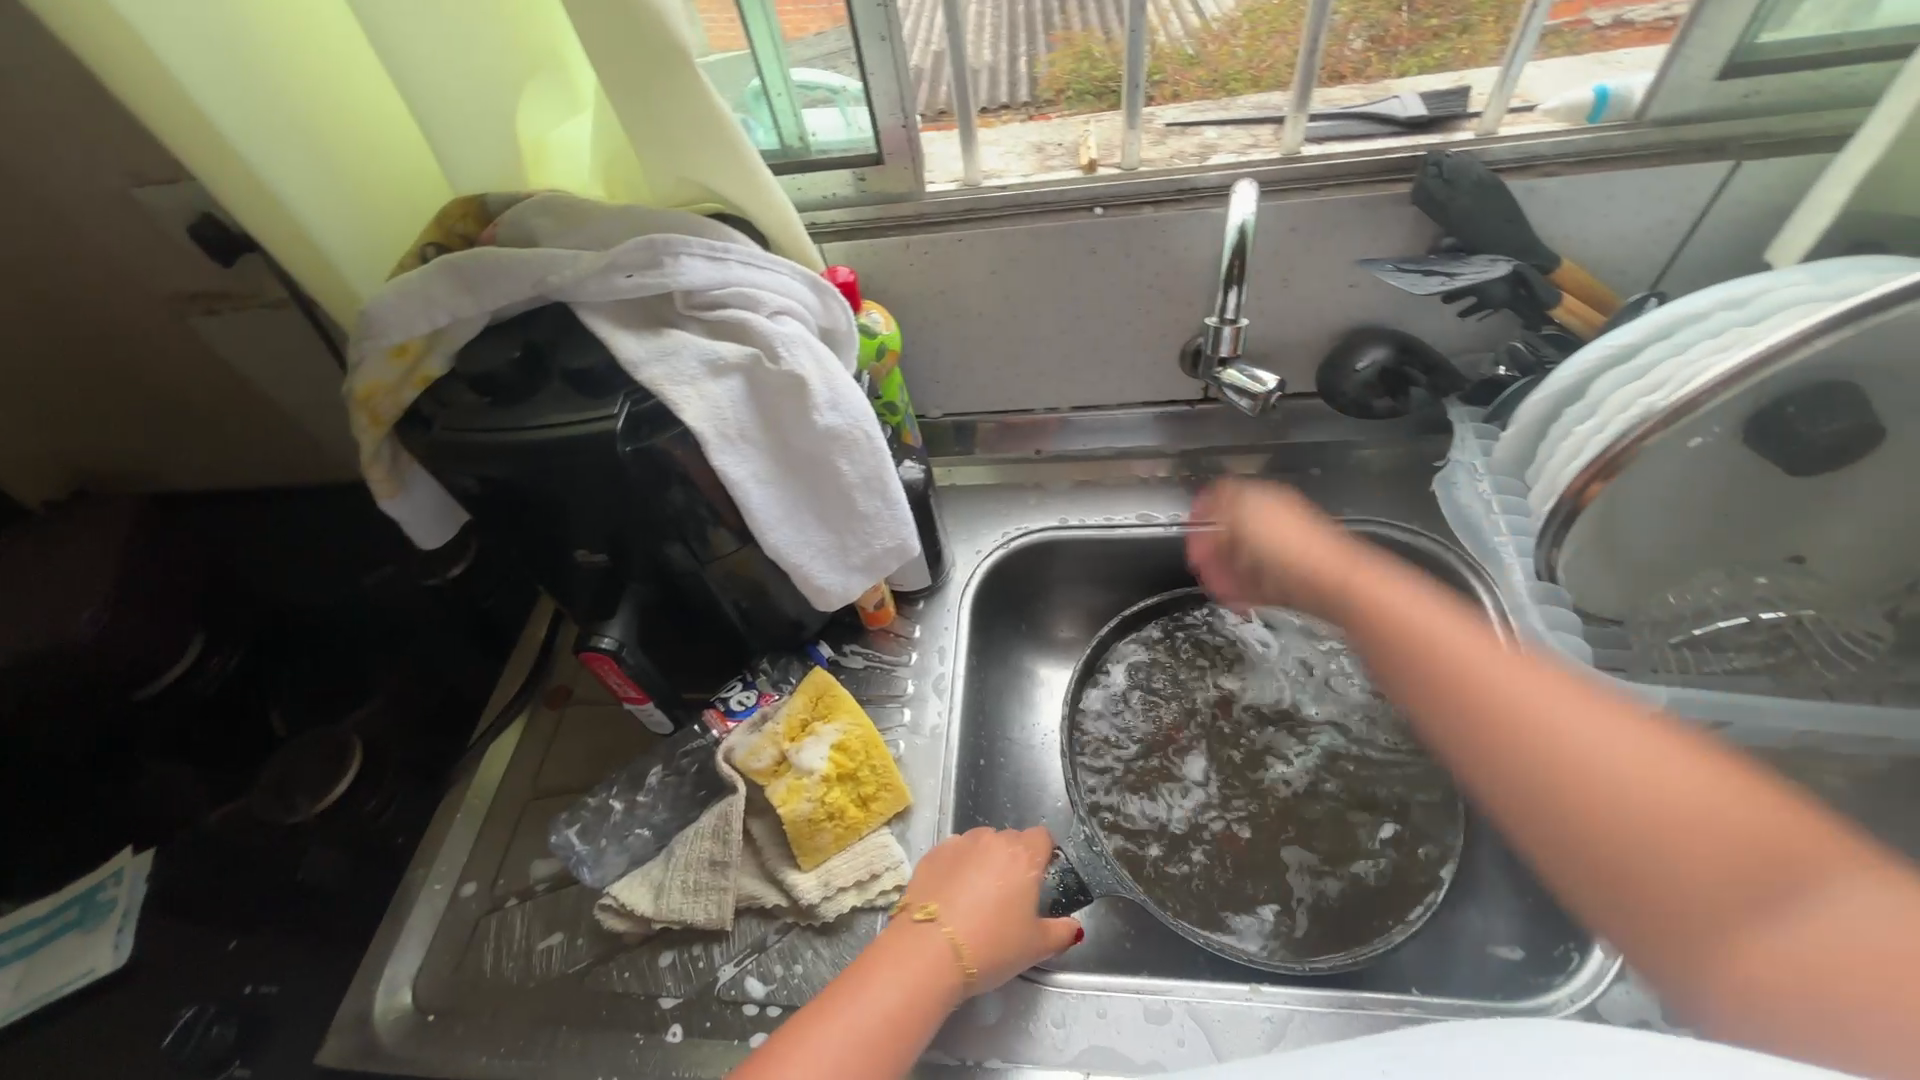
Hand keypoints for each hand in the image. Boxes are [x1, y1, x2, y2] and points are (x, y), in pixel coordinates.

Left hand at [889, 827, 1081, 997]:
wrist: (929, 952)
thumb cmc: (991, 946)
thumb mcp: (1036, 947)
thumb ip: (1062, 933)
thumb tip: (1074, 927)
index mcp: (1023, 856)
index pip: (1042, 837)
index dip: (1044, 854)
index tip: (1039, 878)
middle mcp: (991, 840)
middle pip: (1010, 840)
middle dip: (1014, 860)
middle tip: (1009, 896)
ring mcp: (958, 844)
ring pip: (980, 844)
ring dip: (984, 861)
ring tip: (976, 897)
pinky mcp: (931, 854)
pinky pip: (953, 853)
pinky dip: (957, 867)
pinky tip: (951, 897)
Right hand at [1186, 478, 1369, 621]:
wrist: (1332, 581)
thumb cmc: (1285, 544)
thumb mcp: (1241, 513)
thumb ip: (1218, 505)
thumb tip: (1207, 509)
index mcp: (1261, 497)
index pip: (1222, 495)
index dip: (1202, 512)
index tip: (1191, 532)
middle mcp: (1273, 520)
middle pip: (1231, 531)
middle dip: (1212, 549)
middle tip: (1199, 564)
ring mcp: (1282, 550)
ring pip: (1243, 559)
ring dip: (1225, 572)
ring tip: (1214, 585)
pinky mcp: (1289, 578)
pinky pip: (1258, 582)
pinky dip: (1243, 590)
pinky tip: (1234, 599)